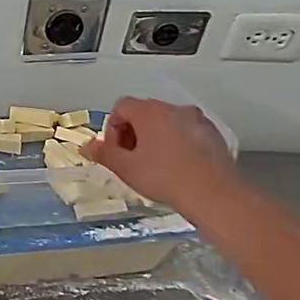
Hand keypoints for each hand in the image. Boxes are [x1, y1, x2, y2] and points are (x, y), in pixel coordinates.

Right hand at [80, 97, 240, 212]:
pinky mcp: (212, 132)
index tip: (116, 150)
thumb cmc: (165, 178)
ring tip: (153, 165)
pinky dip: (176, 142)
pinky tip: (175, 166)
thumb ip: (104, 153)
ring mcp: (196, 119)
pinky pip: (185, 130)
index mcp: (150, 112)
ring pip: (166, 121)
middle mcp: (174, 109)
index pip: (121, 106)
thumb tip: (87, 146)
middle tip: (131, 159)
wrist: (212, 193)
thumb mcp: (125, 168)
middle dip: (132, 132)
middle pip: (144, 111)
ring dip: (154, 137)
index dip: (112, 128)